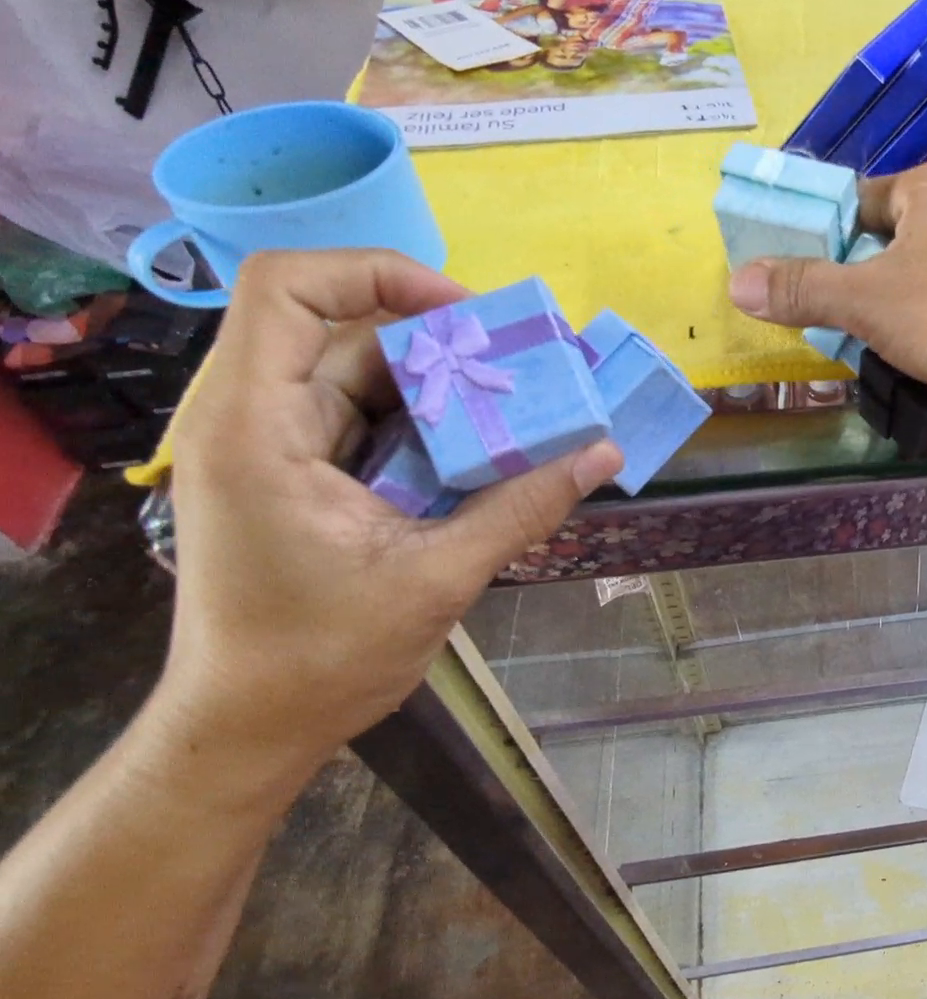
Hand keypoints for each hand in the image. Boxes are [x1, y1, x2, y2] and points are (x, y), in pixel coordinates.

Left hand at [155, 251, 622, 778]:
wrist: (254, 724)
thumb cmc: (324, 656)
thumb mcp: (438, 577)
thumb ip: (523, 508)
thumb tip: (603, 454)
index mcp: (255, 429)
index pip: (288, 289)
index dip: (378, 274)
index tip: (466, 315)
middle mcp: (251, 420)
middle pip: (342, 331)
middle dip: (440, 340)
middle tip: (522, 367)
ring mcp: (274, 447)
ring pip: (363, 377)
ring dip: (444, 386)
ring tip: (519, 408)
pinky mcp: (299, 475)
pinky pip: (370, 421)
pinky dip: (431, 425)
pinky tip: (486, 450)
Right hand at [726, 157, 926, 409]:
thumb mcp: (866, 303)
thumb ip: (801, 288)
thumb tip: (737, 282)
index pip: (860, 201)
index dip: (830, 241)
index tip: (818, 285)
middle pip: (902, 232)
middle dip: (874, 273)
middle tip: (858, 319)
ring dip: (915, 295)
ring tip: (905, 339)